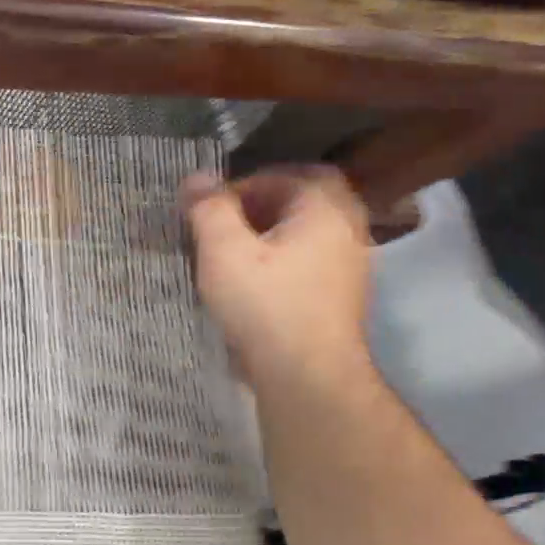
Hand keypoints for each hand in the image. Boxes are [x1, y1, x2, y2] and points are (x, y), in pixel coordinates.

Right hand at [182, 166, 372, 385]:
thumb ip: (210, 210)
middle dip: (262, 203)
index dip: (246, 183)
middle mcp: (348, 230)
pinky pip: (309, 256)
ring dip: (270, 230)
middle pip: (307, 198)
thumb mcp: (224, 252)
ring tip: (229, 250)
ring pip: (308, 229)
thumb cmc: (264, 303)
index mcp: (326, 211)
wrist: (305, 370)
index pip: (292, 175)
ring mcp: (348, 263)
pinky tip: (250, 277)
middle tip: (223, 221)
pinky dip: (280, 254)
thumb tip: (196, 177)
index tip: (210, 207)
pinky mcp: (338, 293)